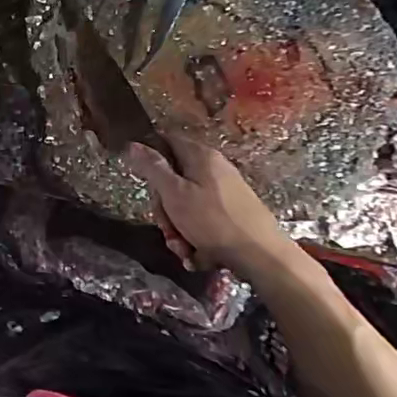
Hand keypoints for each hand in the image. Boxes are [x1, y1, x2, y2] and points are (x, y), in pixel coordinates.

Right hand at [126, 137, 294, 274]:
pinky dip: (196, 239)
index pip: (166, 141)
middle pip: (174, 179)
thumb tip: (133, 144)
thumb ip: (152, 168)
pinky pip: (203, 221)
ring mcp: (225, 192)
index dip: (150, 159)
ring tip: (184, 249)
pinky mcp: (232, 214)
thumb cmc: (213, 221)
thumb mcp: (174, 194)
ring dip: (179, 230)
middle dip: (165, 209)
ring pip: (186, 206)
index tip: (145, 182)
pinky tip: (197, 255)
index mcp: (200, 157)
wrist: (262, 256)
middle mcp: (214, 169)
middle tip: (167, 228)